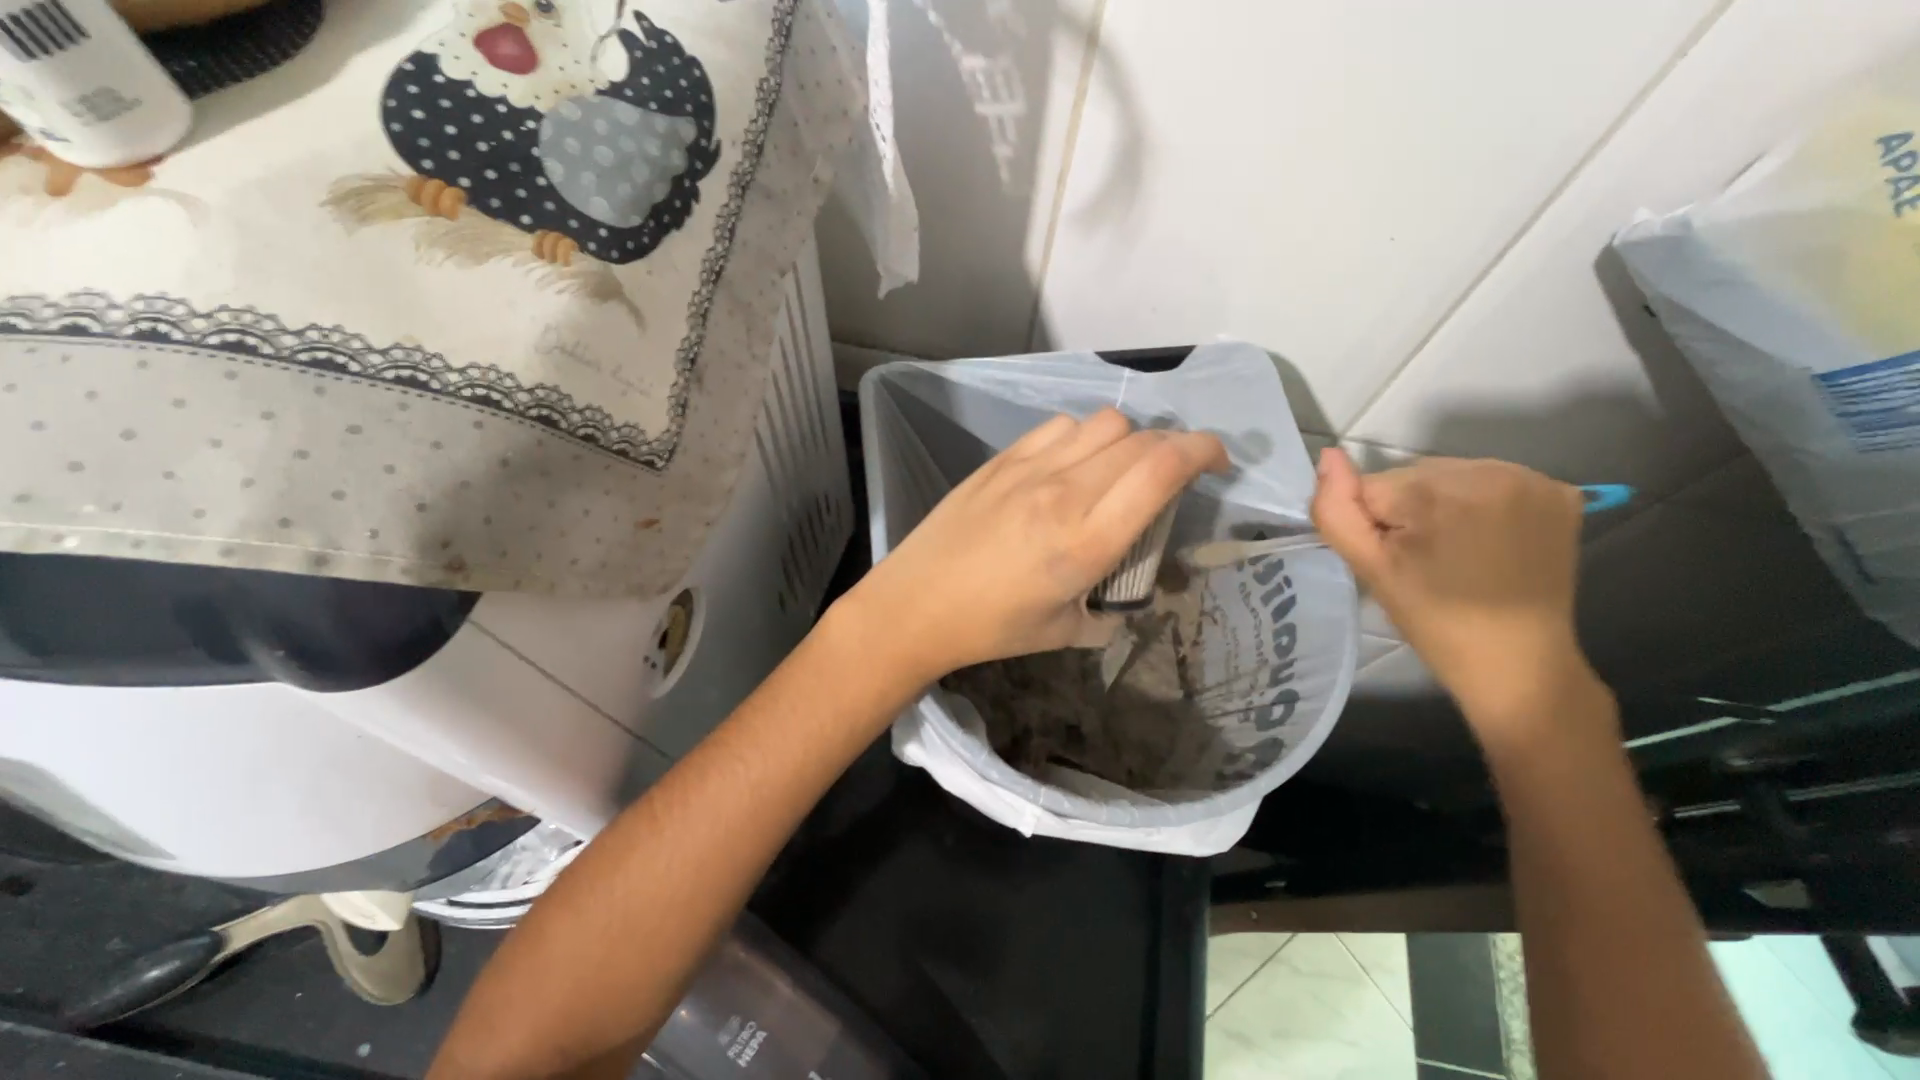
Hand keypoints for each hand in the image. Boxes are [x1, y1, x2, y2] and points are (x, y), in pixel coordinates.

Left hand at [837, 408, 1227, 683]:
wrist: (914, 605)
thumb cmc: (992, 629)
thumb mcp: (1065, 634)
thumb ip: (1112, 612)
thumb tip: (1134, 596)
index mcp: (1086, 541)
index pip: (1162, 469)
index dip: (1204, 452)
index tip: (1218, 463)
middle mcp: (1064, 493)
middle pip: (1141, 439)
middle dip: (1175, 447)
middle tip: (1176, 474)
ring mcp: (1029, 469)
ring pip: (1103, 423)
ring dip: (1129, 440)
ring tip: (1122, 469)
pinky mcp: (1001, 460)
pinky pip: (1059, 426)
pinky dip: (1084, 436)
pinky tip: (1074, 463)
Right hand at [1310, 447, 1594, 730]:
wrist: (1516, 662)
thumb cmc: (1434, 621)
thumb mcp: (1371, 569)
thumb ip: (1337, 511)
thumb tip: (1328, 458)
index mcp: (1436, 492)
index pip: (1374, 487)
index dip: (1378, 526)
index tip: (1402, 562)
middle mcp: (1488, 472)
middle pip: (1417, 475)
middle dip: (1413, 511)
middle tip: (1429, 562)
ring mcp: (1530, 481)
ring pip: (1455, 475)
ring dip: (1448, 504)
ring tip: (1460, 552)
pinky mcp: (1560, 493)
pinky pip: (1497, 482)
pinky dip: (1489, 505)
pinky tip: (1494, 541)